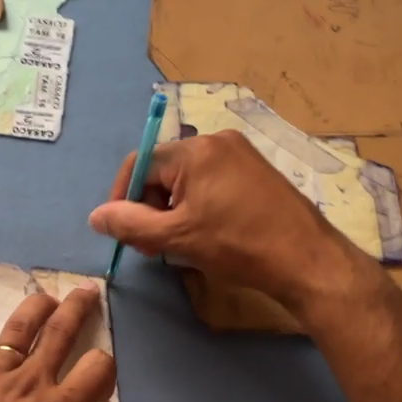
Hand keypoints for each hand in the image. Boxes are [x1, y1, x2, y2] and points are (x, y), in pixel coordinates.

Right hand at [87, 129, 384, 329]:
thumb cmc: (237, 245)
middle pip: (162, 171)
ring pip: (185, 181)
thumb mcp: (175, 237)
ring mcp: (240, 155)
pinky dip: (197, 208)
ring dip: (172, 212)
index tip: (124, 233)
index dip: (123, 199)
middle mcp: (217, 142)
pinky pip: (210, 183)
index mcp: (195, 150)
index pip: (139, 164)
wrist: (306, 260)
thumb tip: (95, 216)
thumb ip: (129, 224)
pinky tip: (205, 237)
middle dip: (149, 208)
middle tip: (152, 247)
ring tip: (179, 246)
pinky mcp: (255, 173)